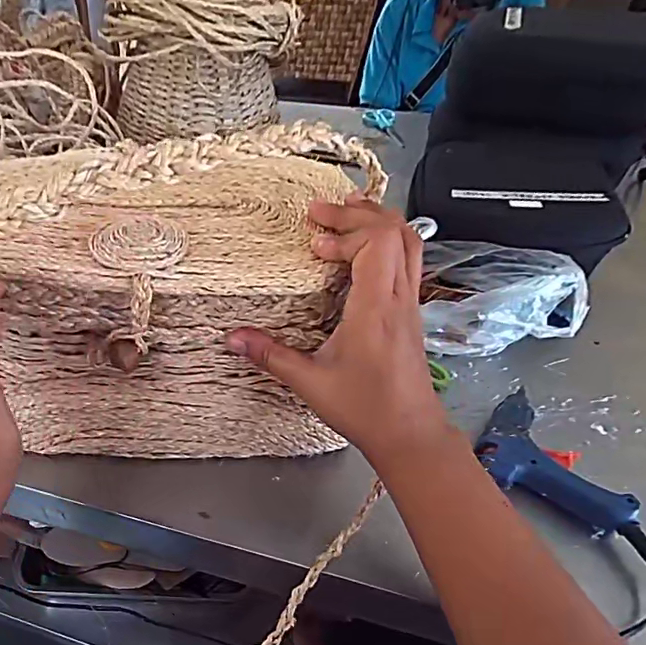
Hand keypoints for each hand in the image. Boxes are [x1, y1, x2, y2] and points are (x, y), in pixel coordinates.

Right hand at [227, 196, 459, 468]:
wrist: (410, 432)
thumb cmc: (367, 408)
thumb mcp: (310, 382)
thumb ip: (270, 355)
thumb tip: (234, 338)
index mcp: (376, 308)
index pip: (376, 242)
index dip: (344, 232)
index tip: (314, 245)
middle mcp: (399, 299)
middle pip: (396, 231)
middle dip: (358, 214)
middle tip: (323, 211)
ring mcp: (410, 305)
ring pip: (410, 242)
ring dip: (378, 222)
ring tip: (348, 213)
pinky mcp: (411, 314)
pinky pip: (408, 262)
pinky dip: (387, 243)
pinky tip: (362, 254)